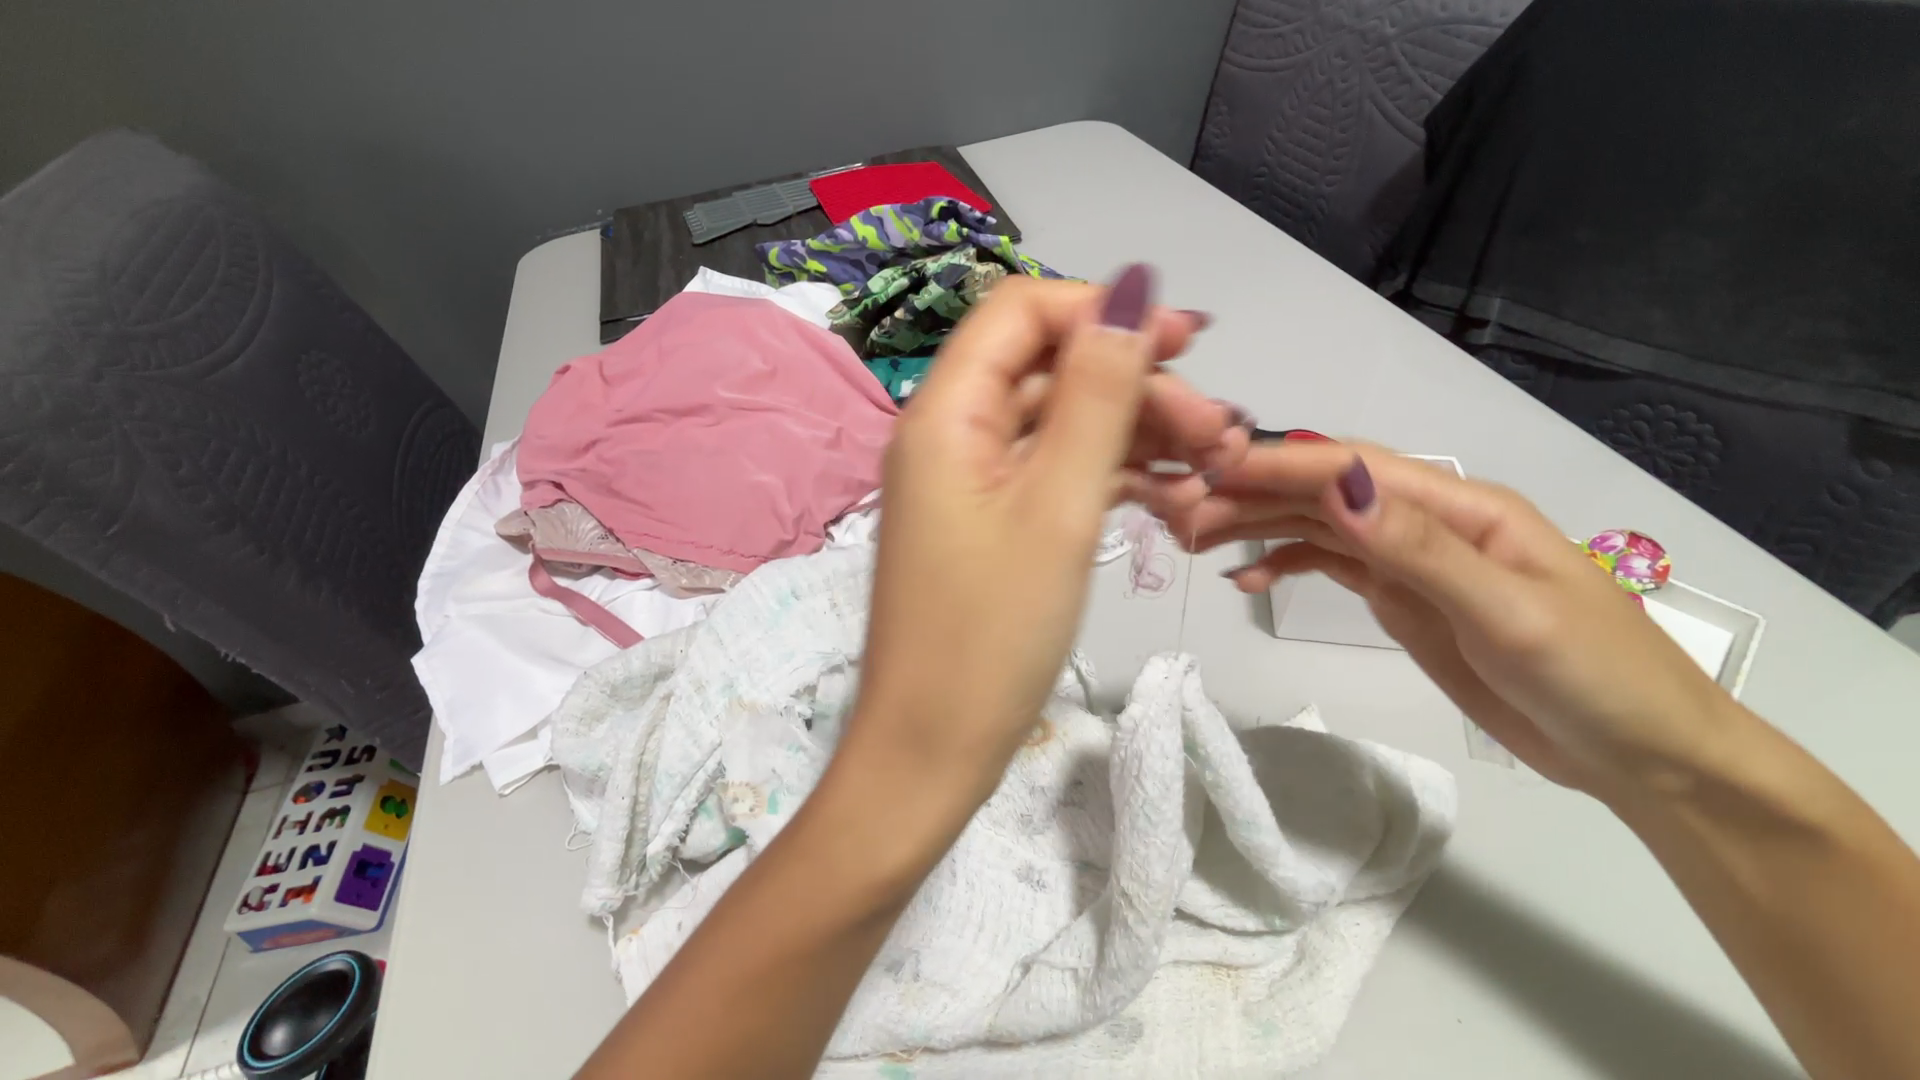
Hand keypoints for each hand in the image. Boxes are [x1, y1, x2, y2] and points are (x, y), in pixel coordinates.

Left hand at [850, 267, 1246, 803]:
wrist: (933, 750)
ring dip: (1134, 435)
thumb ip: (1097, 392)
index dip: (1103, 312)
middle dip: (1136, 385)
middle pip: (1050, 369)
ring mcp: (967, 482)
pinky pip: (1053, 475)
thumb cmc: (991, 634)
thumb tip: (1129, 287)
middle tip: (1220, 435)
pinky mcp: (987, 525)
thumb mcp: (1059, 504)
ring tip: (1210, 472)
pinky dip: (1109, 478)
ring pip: (1060, 425)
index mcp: (947, 412)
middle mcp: (949, 433)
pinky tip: (1169, 500)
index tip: (1187, 344)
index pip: (1023, 312)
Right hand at [1143, 442, 1737, 793]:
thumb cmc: (1594, 677)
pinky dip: (1284, 564)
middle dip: (1251, 495)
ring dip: (1257, 526)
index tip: (1208, 471)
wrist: (1637, 753)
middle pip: (1324, 493)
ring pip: (1318, 526)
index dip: (1280, 464)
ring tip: (1194, 541)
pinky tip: (1245, 578)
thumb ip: (1421, 551)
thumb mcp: (1509, 614)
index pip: (1353, 468)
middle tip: (1181, 515)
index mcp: (1461, 507)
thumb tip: (1341, 489)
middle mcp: (1426, 520)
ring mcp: (1410, 560)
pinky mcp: (1401, 598)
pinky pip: (1330, 566)